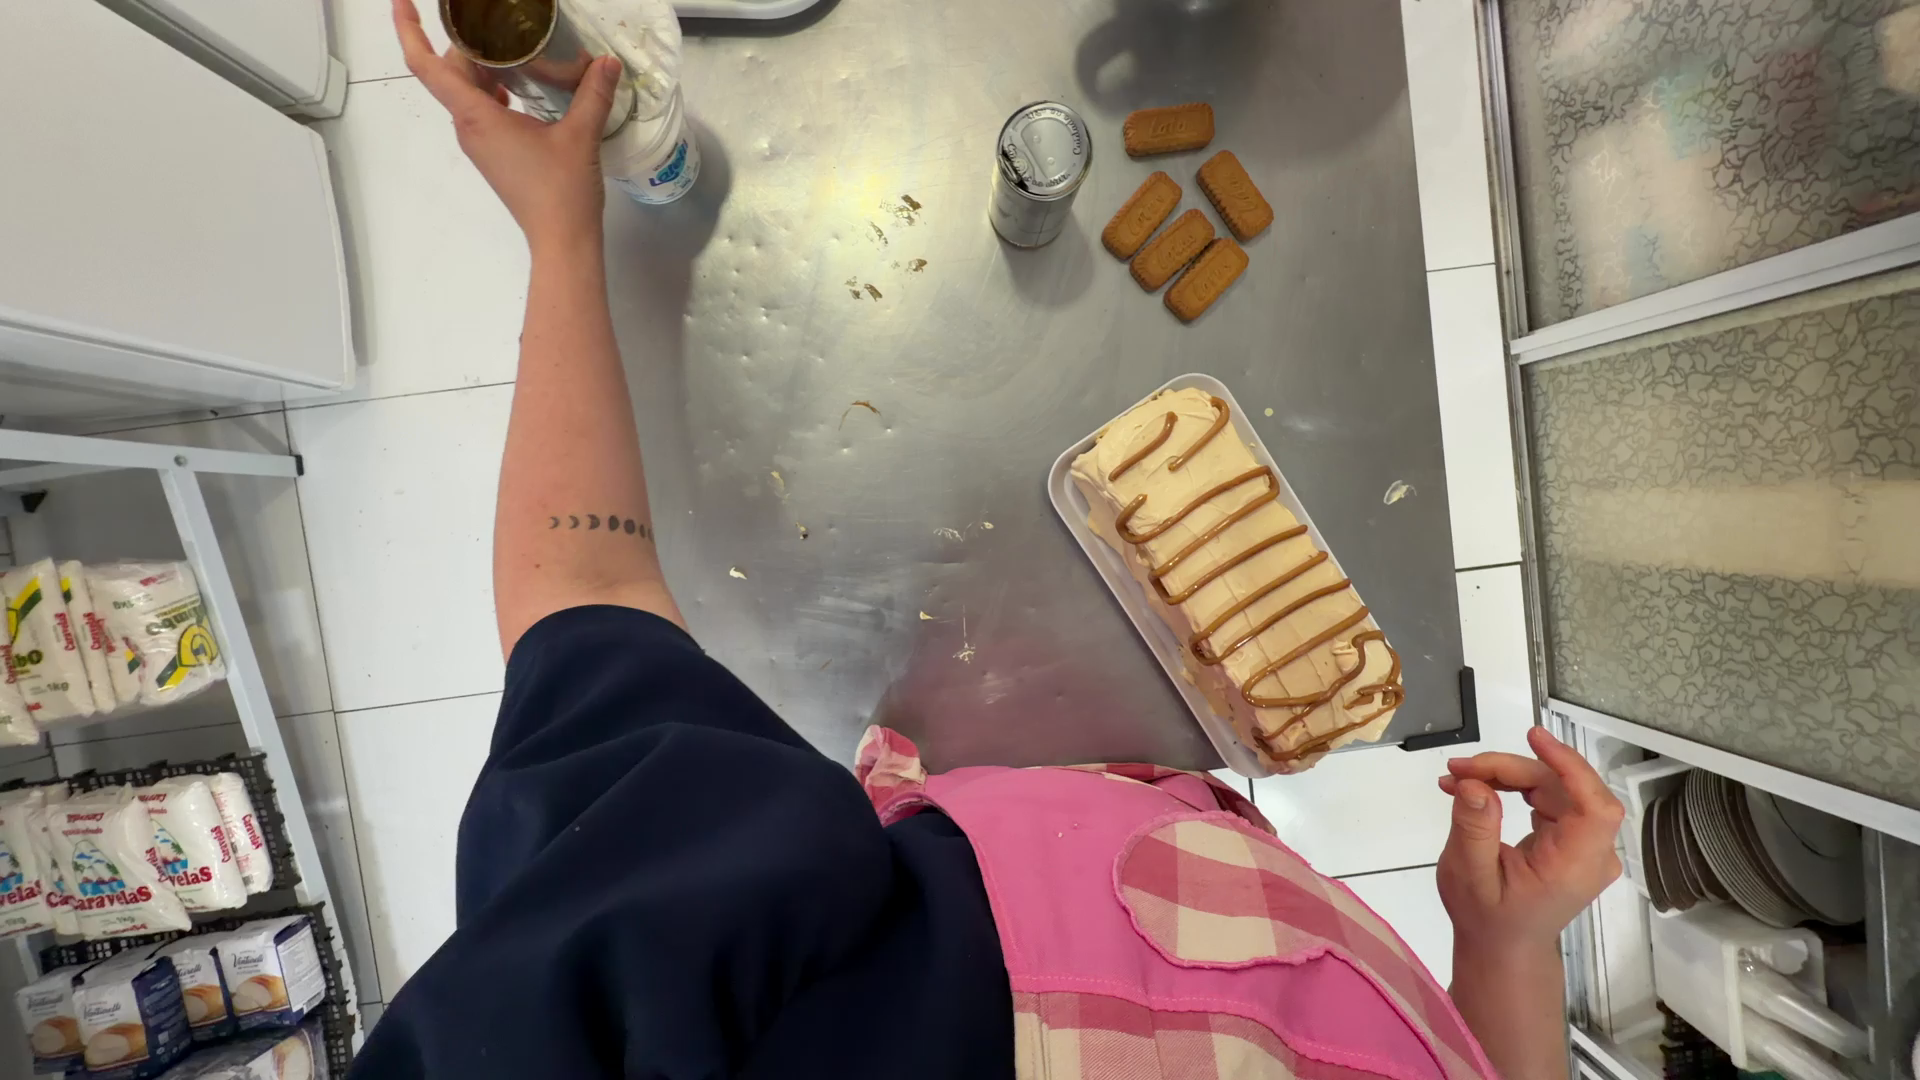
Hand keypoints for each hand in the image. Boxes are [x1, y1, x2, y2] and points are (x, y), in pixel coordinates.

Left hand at [392, 0, 614, 253]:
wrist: (564, 242)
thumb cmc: (563, 192)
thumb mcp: (581, 138)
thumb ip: (593, 96)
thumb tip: (608, 63)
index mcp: (477, 116)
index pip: (424, 64)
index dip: (409, 28)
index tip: (405, 2)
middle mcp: (469, 128)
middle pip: (450, 74)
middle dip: (465, 46)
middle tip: (492, 28)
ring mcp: (481, 147)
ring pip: (468, 96)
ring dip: (483, 71)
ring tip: (512, 56)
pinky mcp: (497, 160)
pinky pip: (484, 116)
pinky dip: (494, 95)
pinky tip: (521, 93)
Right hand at [1436, 726, 1623, 953]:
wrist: (1502, 945)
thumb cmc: (1486, 916)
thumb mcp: (1469, 873)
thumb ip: (1473, 828)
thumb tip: (1473, 784)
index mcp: (1574, 865)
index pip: (1595, 807)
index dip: (1571, 767)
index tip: (1535, 738)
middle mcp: (1589, 852)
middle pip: (1560, 789)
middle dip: (1507, 768)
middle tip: (1457, 768)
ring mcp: (1581, 844)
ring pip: (1550, 787)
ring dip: (1502, 774)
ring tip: (1456, 776)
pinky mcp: (1567, 838)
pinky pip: (1544, 797)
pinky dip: (1507, 785)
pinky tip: (1471, 786)